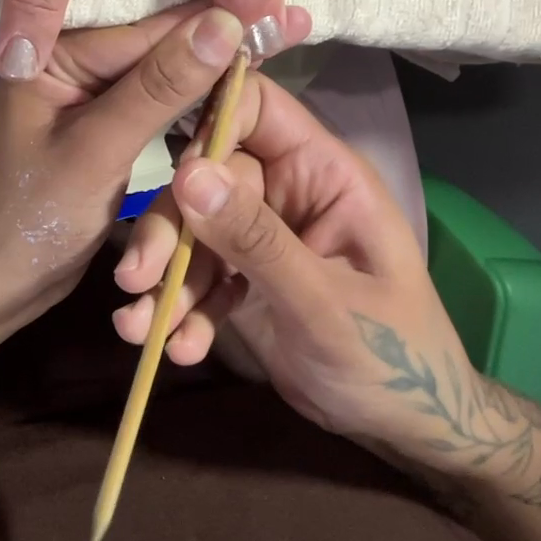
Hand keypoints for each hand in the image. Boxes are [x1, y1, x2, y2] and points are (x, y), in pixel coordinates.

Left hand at [0, 3, 310, 324]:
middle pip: (155, 46)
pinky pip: (155, 102)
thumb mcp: (97, 151)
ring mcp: (84, 93)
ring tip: (275, 41)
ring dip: (211, 68)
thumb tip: (225, 24)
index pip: (143, 30)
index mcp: (50, 53)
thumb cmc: (34, 219)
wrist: (2, 282)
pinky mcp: (101, 123)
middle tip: (290, 22)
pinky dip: (192, 100)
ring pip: (161, 73)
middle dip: (219, 41)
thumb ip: (158, 88)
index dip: (212, 22)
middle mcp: (66, 61)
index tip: (279, 11)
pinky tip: (234, 84)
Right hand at [112, 71, 472, 452]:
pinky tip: (177, 346)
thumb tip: (186, 173)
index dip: (212, 125)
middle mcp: (285, 192)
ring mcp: (260, 234)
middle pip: (206, 179)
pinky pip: (199, 274)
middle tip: (136, 279)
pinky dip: (182, 308)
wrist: (404, 431)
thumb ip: (256, 239)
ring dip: (166, 278)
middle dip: (169, 232)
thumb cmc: (395, 358)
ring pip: (193, 229)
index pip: (256, 109)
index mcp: (322, 173)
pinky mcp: (241, 275)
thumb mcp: (325, 302)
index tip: (173, 177)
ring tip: (139, 329)